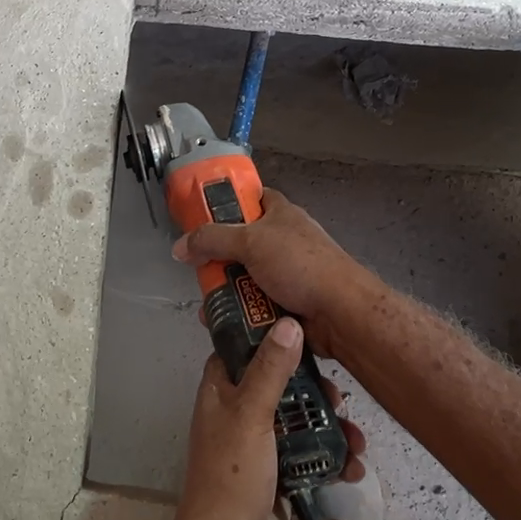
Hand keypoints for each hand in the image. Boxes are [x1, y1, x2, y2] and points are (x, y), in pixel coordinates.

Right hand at [172, 189, 366, 352]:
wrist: (341, 314)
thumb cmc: (299, 264)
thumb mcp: (249, 242)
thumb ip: (211, 240)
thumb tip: (179, 247)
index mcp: (281, 213)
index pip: (252, 198)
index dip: (229, 204)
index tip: (204, 218)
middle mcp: (285, 240)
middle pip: (243, 243)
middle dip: (221, 258)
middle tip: (200, 269)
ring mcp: (289, 274)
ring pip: (248, 277)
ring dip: (229, 290)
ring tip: (209, 304)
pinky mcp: (291, 303)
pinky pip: (258, 304)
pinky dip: (243, 312)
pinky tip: (226, 321)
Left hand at [173, 318, 369, 519]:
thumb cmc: (231, 467)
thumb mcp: (251, 412)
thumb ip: (270, 369)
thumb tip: (289, 321)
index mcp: (221, 384)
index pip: (246, 345)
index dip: (275, 339)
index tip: (311, 340)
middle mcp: (236, 405)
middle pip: (281, 384)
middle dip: (316, 392)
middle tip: (341, 401)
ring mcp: (255, 438)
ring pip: (297, 419)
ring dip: (329, 427)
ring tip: (357, 440)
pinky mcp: (272, 467)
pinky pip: (304, 452)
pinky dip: (327, 456)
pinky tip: (351, 466)